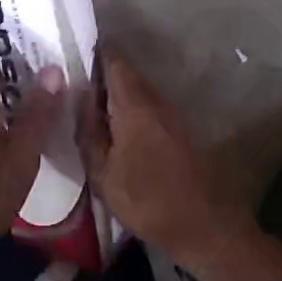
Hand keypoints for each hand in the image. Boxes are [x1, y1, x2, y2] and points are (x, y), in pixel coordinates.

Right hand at [80, 48, 253, 268]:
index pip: (114, 60)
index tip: (74, 59)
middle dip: (103, 77)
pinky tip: (120, 133)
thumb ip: (88, 130)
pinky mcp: (182, 129)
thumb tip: (79, 95)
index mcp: (134, 104)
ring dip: (119, 96)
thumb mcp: (103, 174)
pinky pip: (151, 107)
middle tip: (77, 91)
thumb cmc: (148, 202)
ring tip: (94, 113)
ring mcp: (173, 113)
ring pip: (140, 91)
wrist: (206, 226)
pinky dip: (133, 111)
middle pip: (128, 74)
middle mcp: (156, 100)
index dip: (94, 54)